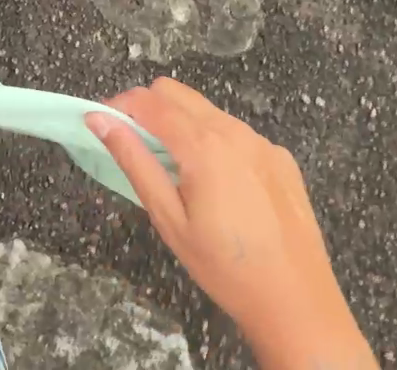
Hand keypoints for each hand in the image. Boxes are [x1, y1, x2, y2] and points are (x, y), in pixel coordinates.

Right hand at [87, 79, 374, 368]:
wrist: (299, 305)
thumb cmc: (224, 267)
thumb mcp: (168, 218)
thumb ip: (133, 160)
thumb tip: (98, 119)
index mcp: (203, 145)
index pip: (146, 101)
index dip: (117, 106)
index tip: (102, 126)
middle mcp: (234, 131)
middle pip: (173, 91)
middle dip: (145, 107)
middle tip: (135, 145)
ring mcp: (262, 142)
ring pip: (205, 109)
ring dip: (179, 122)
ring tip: (175, 169)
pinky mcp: (281, 158)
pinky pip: (235, 131)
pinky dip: (214, 141)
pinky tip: (219, 184)